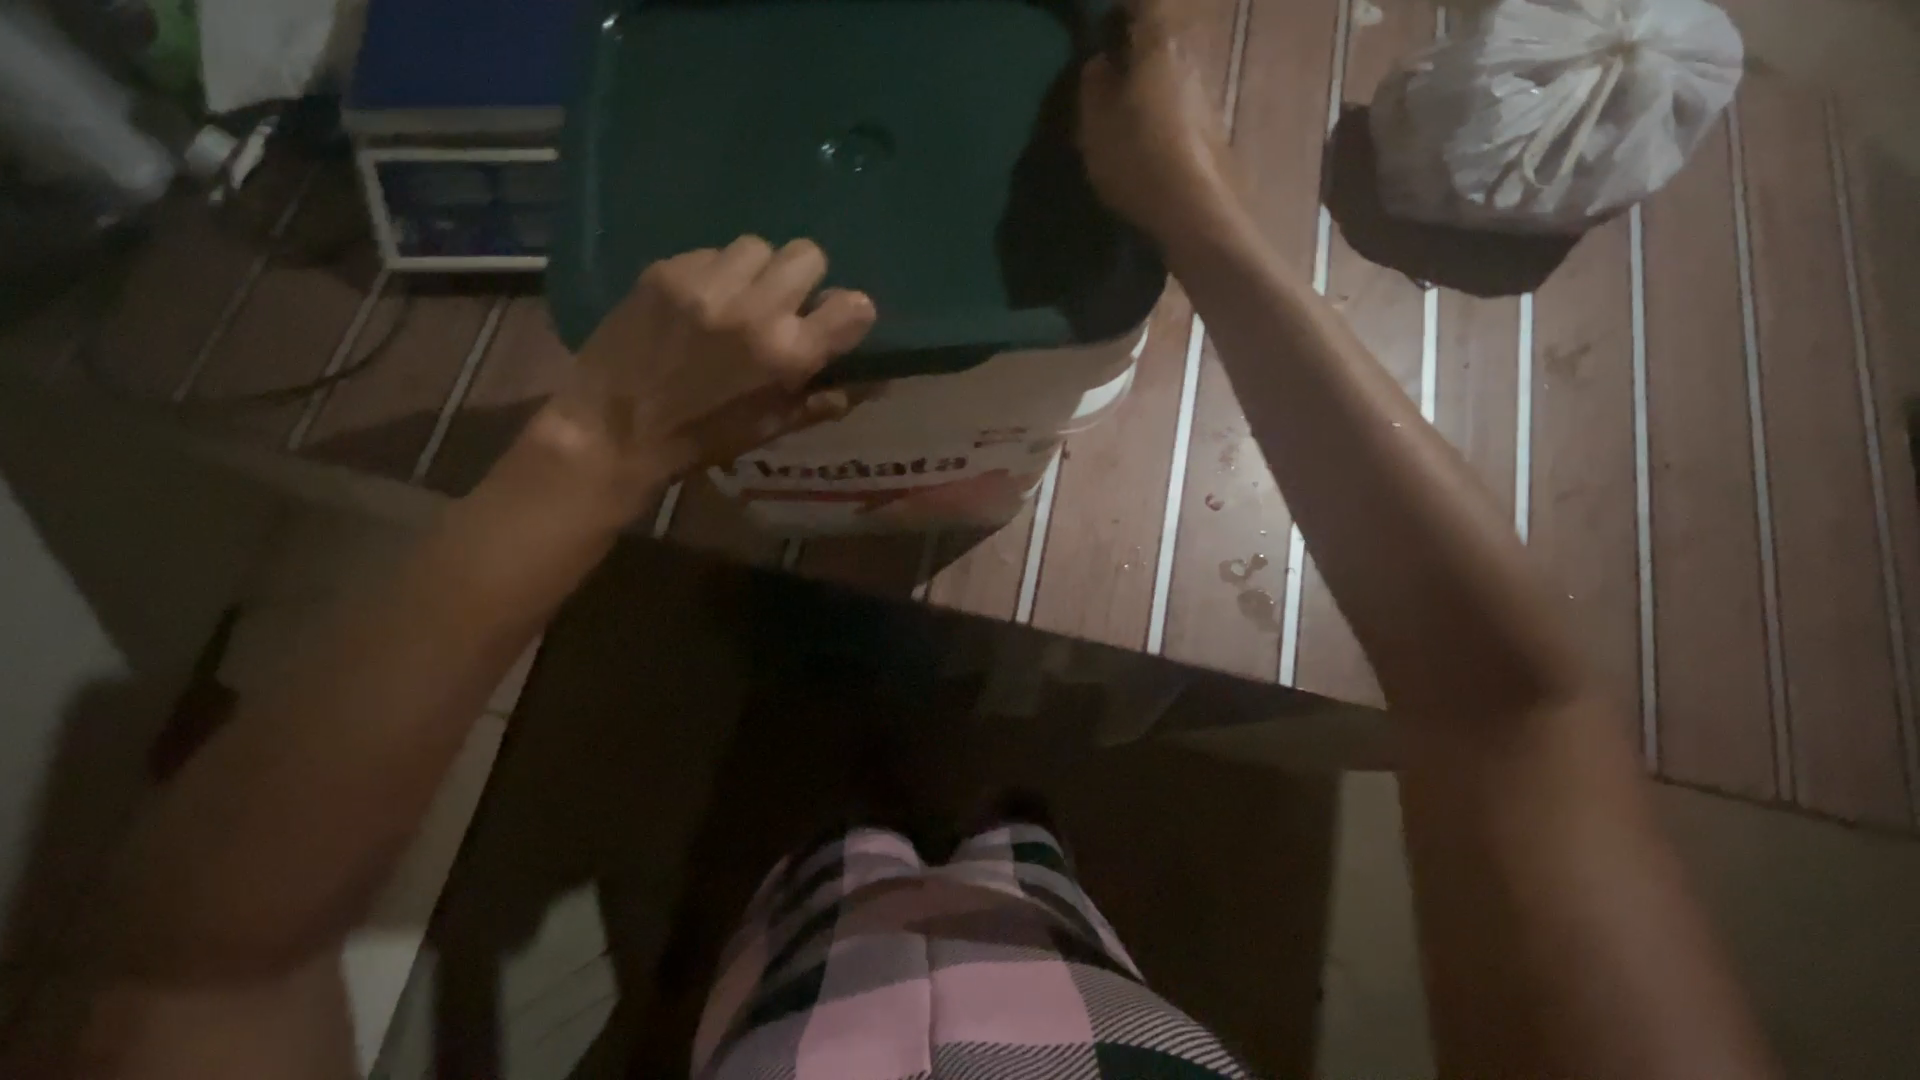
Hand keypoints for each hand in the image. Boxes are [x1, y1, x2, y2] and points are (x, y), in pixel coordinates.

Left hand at [524, 236, 875, 512]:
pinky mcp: (667, 269)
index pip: (853, 306)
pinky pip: (709, 252)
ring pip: (757, 246)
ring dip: (755, 271)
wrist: (612, 429)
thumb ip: (821, 400)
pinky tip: (694, 304)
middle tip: (778, 306)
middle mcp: (754, 308)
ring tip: (733, 301)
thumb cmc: (700, 438)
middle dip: (800, 280)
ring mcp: (708, 283)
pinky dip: (712, 275)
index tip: (829, 325)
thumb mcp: (770, 429)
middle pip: (807, 255)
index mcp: (787, 354)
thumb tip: (869, 384)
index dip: (846, 314)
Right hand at [1078, 0, 1239, 243]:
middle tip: (1108, 65)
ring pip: (1172, 75)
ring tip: (1124, 108)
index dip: (1122, 10)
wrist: (1193, 211)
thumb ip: (1094, 85)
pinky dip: (1163, 112)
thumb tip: (1100, 61)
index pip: (1143, 6)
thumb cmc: (1137, 159)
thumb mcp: (1095, 123)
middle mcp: (1189, 60)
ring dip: (1150, 84)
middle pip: (1162, 40)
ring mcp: (1207, 96)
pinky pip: (1181, 107)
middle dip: (1136, 48)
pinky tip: (1147, 137)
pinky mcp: (1213, 131)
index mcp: (1159, 46)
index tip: (1104, 19)